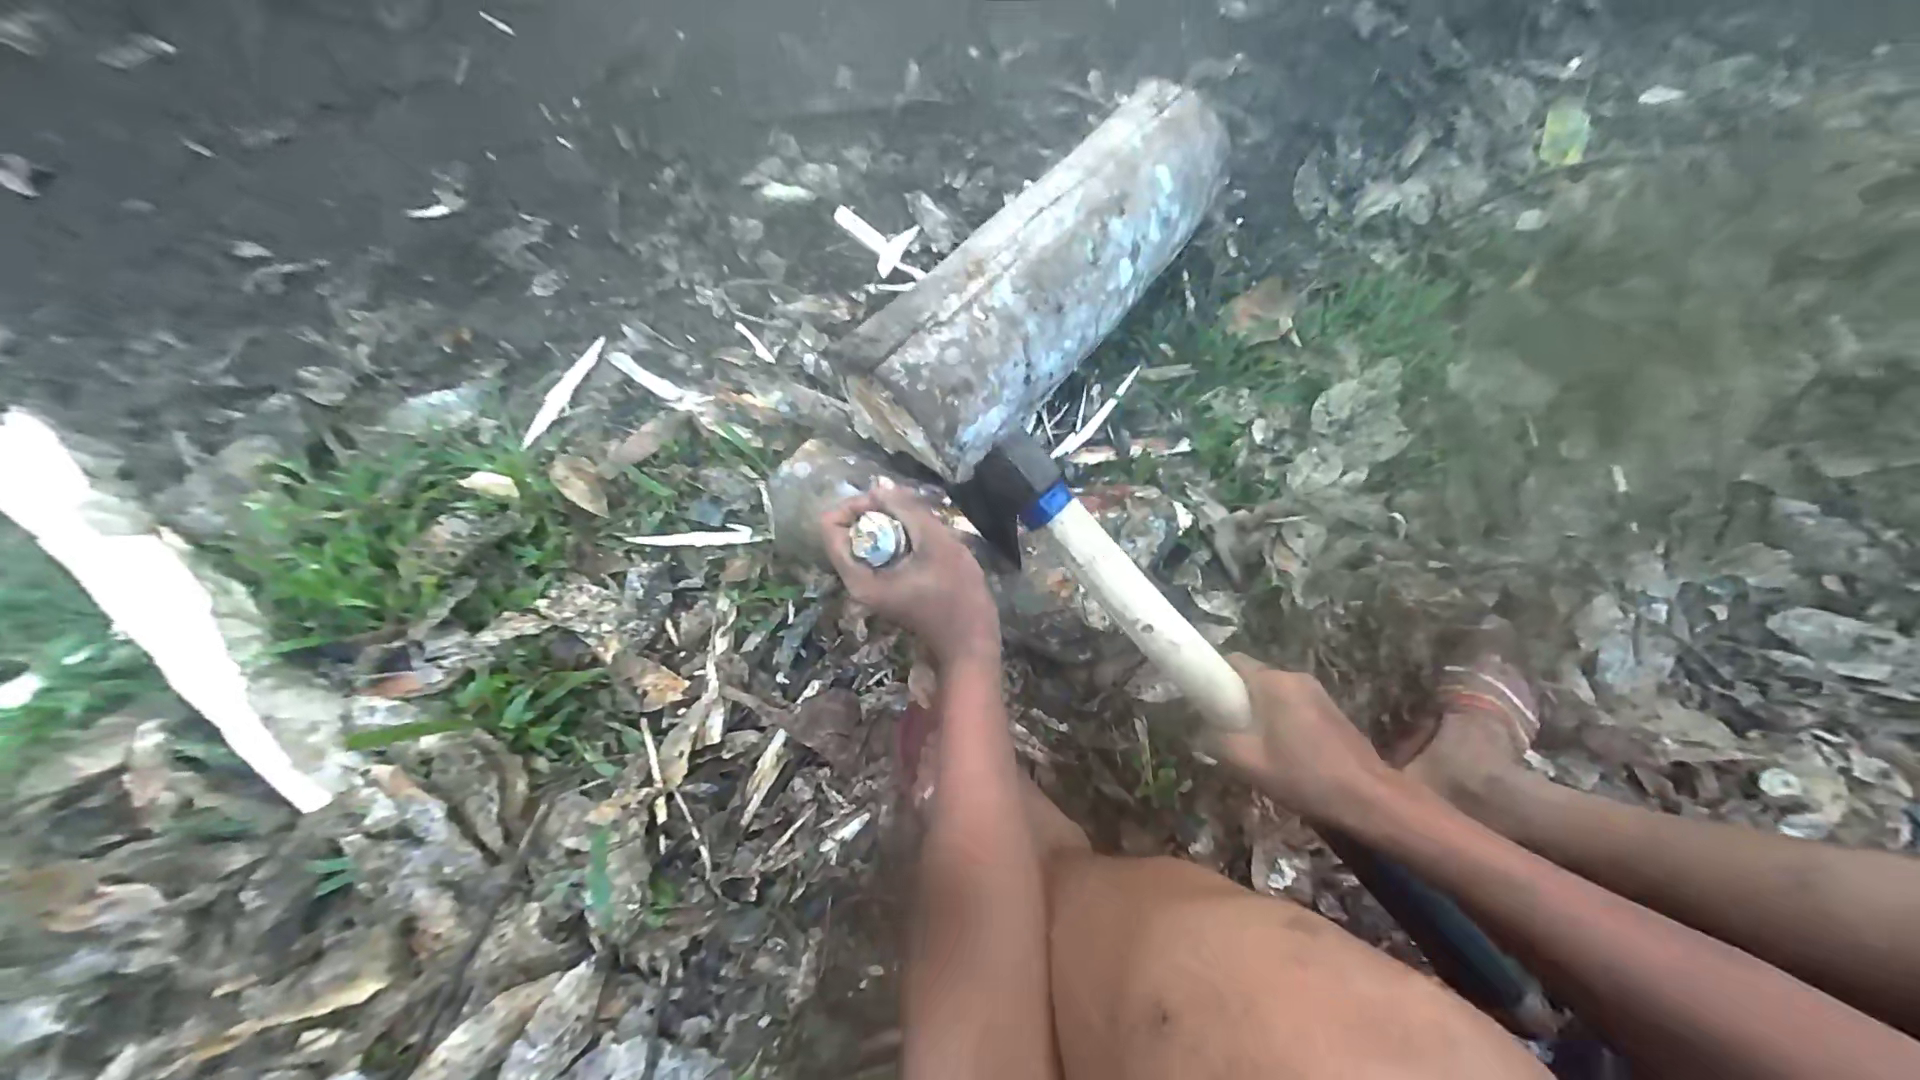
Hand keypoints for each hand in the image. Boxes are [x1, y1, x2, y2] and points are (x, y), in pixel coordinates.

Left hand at [818, 484, 1000, 668]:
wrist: (973, 641)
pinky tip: (931, 538)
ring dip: (896, 524)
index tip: (889, 502)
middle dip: (880, 512)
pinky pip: (884, 550)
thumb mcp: (935, 544)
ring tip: (928, 522)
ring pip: (870, 539)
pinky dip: (903, 538)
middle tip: (914, 509)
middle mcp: (858, 582)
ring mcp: (874, 585)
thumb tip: (879, 486)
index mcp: (858, 577)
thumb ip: (906, 510)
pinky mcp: (890, 585)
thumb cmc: (957, 595)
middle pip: (850, 529)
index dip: (856, 505)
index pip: (830, 526)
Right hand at [1209, 654, 1394, 821]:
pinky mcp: (1331, 711)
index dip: (1212, 678)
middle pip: (1252, 679)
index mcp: (1273, 682)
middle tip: (1226, 733)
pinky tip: (1282, 753)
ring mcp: (1317, 693)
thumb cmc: (1304, 776)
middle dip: (1235, 701)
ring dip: (1258, 714)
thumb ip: (1214, 740)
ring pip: (1272, 695)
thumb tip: (1198, 731)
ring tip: (1253, 748)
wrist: (1371, 799)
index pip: (1231, 661)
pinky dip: (1279, 722)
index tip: (1202, 704)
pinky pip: (1292, 706)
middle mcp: (1295, 678)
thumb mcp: (1246, 762)